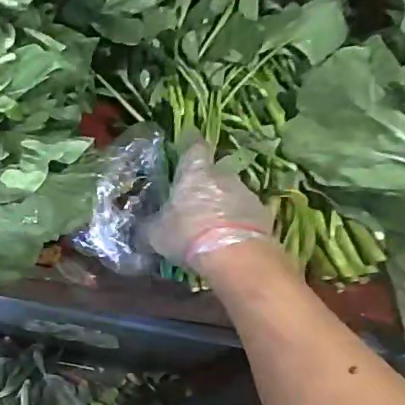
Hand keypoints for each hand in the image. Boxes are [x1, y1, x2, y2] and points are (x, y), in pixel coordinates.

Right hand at [147, 142, 272, 269]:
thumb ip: (148, 224)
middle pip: (214, 172)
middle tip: (192, 201)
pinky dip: (236, 221)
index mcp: (195, 173)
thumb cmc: (187, 234)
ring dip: (221, 204)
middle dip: (204, 183)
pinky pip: (245, 212)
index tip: (186, 149)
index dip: (190, 148)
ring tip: (209, 226)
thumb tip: (142, 226)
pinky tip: (226, 238)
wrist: (235, 256)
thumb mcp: (154, 234)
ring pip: (230, 192)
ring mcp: (246, 193)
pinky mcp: (262, 213)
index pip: (195, 148)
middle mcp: (223, 176)